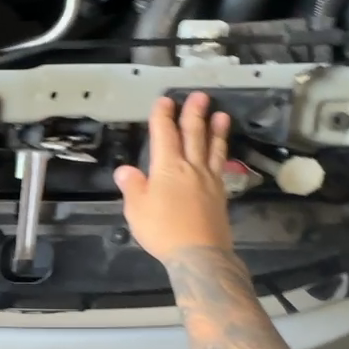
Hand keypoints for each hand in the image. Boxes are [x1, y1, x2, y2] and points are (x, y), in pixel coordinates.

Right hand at [113, 92, 234, 264]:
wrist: (198, 253)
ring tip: (220, 114)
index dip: (163, 117)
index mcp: (167, 168)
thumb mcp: (137, 209)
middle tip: (199, 96)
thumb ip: (132, 186)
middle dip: (194, 114)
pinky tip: (222, 149)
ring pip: (212, 148)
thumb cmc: (162, 229)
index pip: (164, 136)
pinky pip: (220, 164)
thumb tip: (126, 169)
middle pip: (193, 136)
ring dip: (215, 130)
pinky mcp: (220, 192)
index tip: (164, 101)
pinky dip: (221, 152)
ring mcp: (209, 179)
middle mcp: (191, 168)